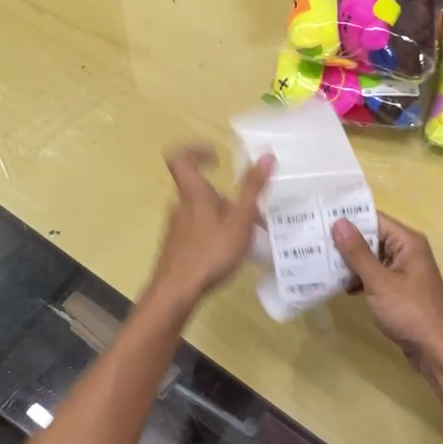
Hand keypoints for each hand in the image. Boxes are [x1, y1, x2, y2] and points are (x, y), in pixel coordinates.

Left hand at [148, 146, 273, 309]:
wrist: (177, 292)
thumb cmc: (210, 253)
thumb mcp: (239, 220)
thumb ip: (252, 189)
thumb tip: (266, 154)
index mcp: (193, 194)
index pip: (182, 159)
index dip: (196, 151)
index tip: (217, 158)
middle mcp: (180, 207)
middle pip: (202, 192)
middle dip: (228, 199)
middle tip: (253, 215)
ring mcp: (177, 229)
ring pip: (203, 214)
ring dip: (225, 220)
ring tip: (246, 238)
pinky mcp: (177, 248)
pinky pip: (199, 232)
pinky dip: (216, 235)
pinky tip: (229, 255)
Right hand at [331, 213, 442, 369]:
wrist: (435, 349)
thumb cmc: (409, 312)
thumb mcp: (379, 281)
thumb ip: (358, 252)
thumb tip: (339, 222)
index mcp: (408, 242)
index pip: (375, 219)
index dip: (349, 219)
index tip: (319, 220)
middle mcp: (408, 252)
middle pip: (373, 238)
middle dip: (346, 242)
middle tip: (312, 242)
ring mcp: (405, 272)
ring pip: (373, 259)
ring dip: (351, 263)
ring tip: (320, 262)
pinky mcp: (401, 290)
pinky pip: (377, 276)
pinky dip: (361, 279)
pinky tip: (341, 287)